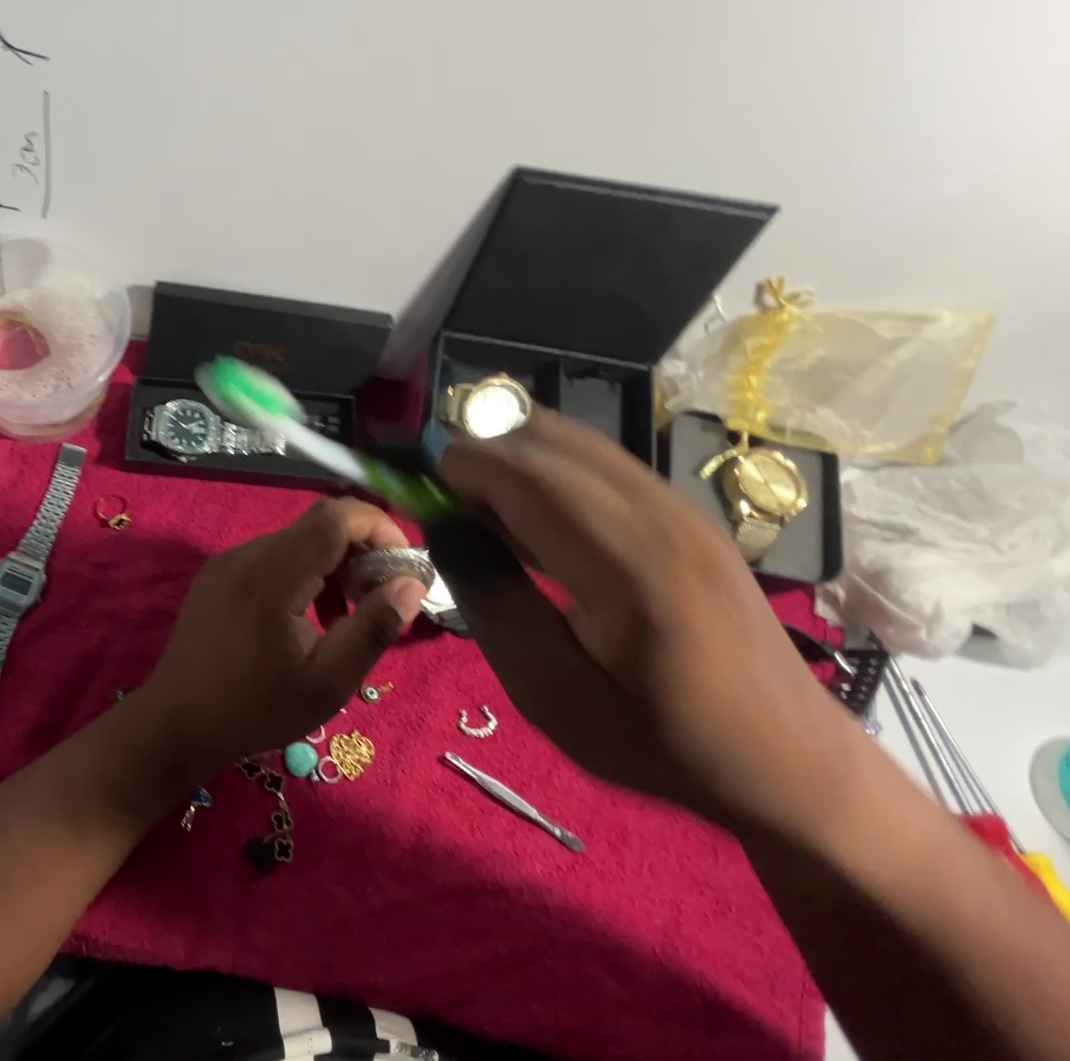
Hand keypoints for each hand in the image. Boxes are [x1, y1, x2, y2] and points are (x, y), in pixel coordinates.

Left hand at [118, 498, 426, 782]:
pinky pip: (268, 559)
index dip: (380, 529)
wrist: (176, 725)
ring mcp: (224, 564)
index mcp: (272, 574)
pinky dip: (299, 576)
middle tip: (376, 603)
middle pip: (316, 527)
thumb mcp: (329, 682)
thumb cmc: (256, 710)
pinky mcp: (214, 578)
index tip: (403, 570)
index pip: (336, 516)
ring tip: (341, 621)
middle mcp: (245, 555)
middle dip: (359, 554)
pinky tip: (304, 621)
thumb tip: (410, 584)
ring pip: (293, 543)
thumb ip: (373, 628)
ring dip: (329, 569)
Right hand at [436, 411, 859, 828]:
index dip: (459, 466)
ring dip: (515, 461)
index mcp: (626, 563)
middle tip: (442, 506)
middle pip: (550, 440)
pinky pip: (602, 466)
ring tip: (481, 516)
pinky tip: (534, 526)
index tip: (415, 492)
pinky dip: (550, 474)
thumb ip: (494, 603)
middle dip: (482, 454)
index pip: (525, 473)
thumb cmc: (656, 738)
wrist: (783, 757)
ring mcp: (683, 509)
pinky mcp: (690, 517)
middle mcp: (661, 514)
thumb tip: (448, 529)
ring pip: (577, 444)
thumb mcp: (551, 692)